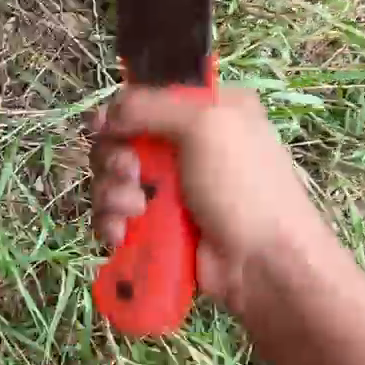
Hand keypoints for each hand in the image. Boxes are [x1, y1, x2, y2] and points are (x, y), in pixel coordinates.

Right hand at [89, 85, 333, 315]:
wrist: (263, 266)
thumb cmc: (244, 188)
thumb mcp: (206, 125)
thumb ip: (147, 106)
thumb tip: (100, 119)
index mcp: (206, 110)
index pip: (142, 99)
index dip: (119, 114)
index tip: (109, 129)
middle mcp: (186, 145)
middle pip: (118, 139)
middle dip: (114, 160)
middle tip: (131, 175)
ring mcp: (169, 186)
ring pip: (110, 177)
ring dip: (112, 194)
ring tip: (135, 211)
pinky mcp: (154, 221)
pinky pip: (111, 211)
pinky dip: (111, 221)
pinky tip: (123, 233)